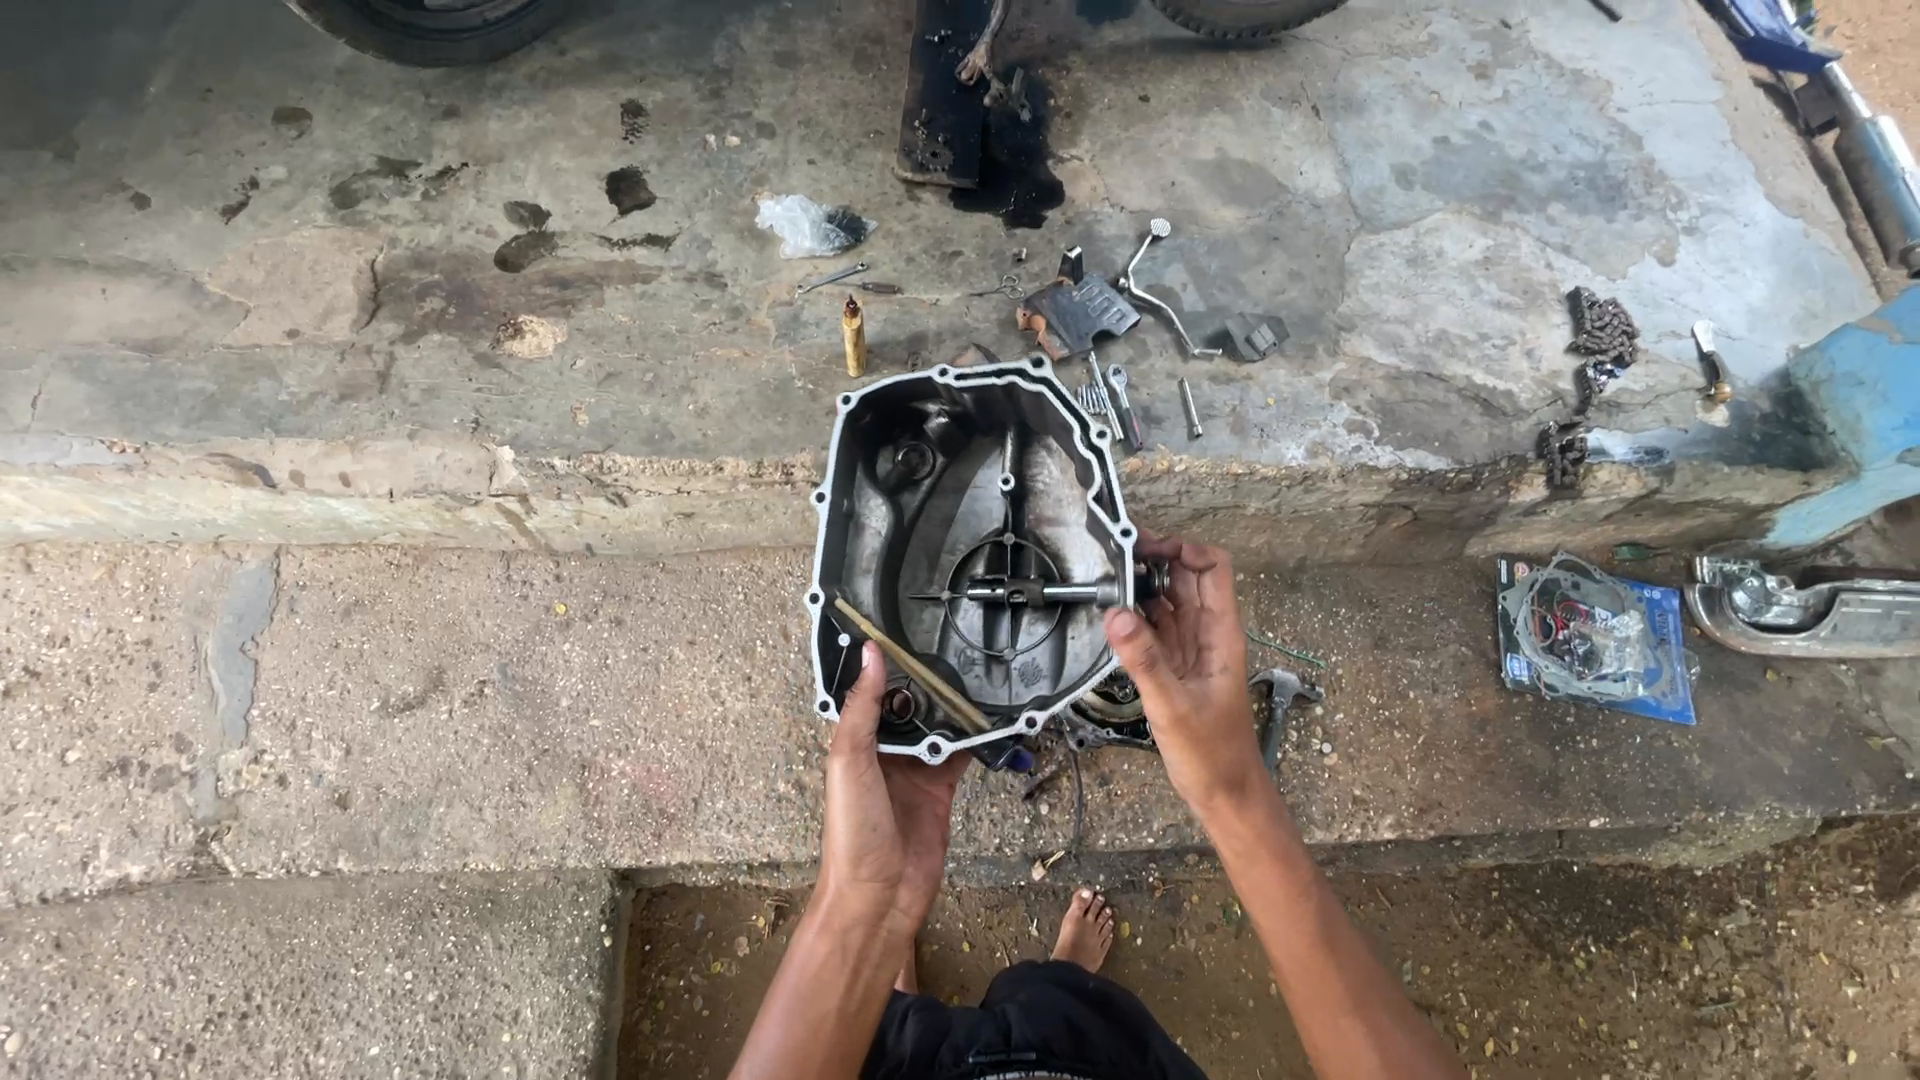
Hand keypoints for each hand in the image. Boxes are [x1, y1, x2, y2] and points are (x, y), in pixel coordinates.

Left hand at [818, 642, 969, 934]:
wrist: (880, 897)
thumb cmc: (853, 833)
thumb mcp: (850, 762)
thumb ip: (862, 708)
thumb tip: (869, 655)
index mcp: (855, 741)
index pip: (872, 692)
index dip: (885, 665)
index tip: (904, 630)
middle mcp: (884, 751)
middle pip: (909, 706)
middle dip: (926, 681)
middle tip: (951, 644)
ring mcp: (914, 769)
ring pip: (938, 725)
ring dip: (952, 706)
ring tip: (973, 672)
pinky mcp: (941, 787)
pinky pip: (961, 753)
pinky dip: (975, 737)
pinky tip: (989, 716)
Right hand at [1103, 536, 1265, 819]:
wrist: (1224, 793)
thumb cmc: (1212, 754)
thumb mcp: (1174, 706)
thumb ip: (1144, 661)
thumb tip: (1116, 614)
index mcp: (1220, 633)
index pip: (1213, 569)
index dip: (1183, 549)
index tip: (1144, 549)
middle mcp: (1207, 633)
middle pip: (1187, 577)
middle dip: (1156, 558)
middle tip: (1115, 552)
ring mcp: (1190, 648)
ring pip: (1169, 600)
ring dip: (1143, 584)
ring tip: (1107, 575)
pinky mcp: (1174, 665)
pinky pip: (1155, 627)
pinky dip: (1136, 614)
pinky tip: (1113, 612)